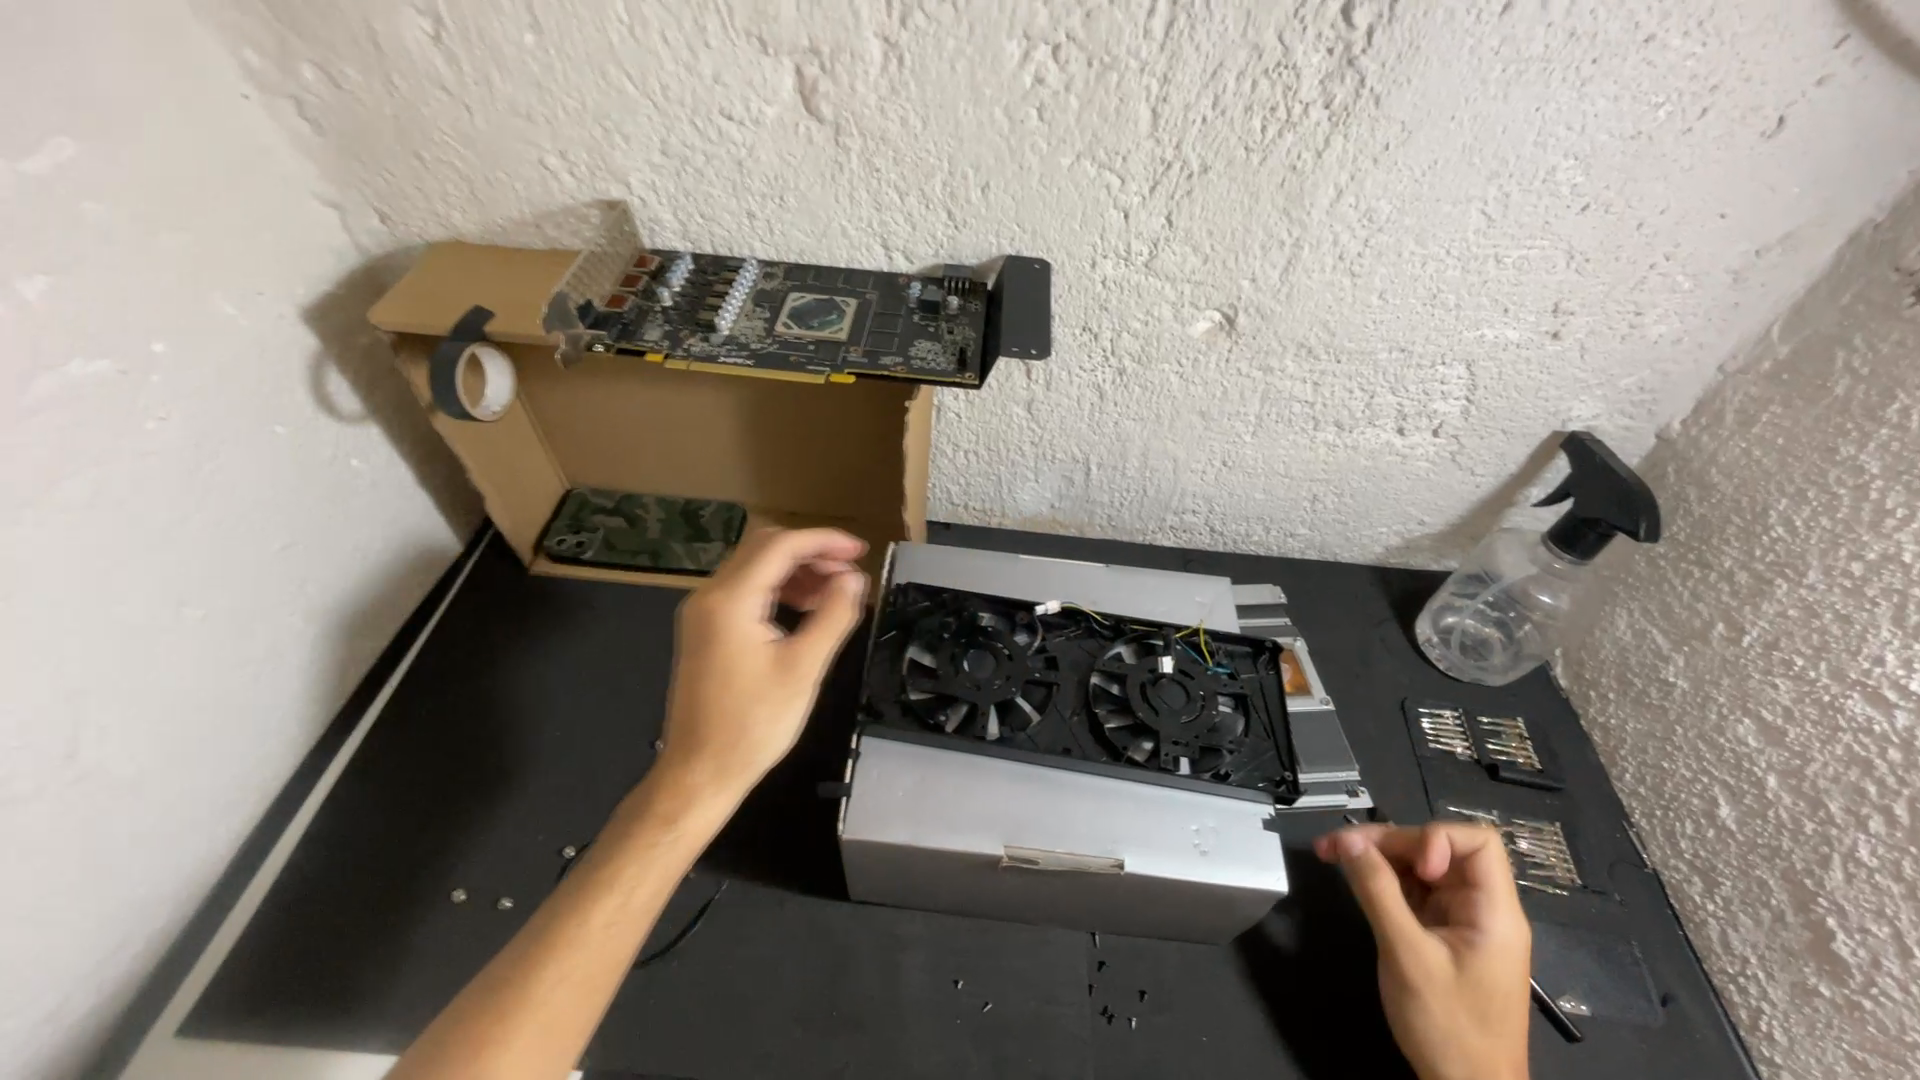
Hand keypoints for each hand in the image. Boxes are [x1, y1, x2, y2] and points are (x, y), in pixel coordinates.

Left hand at [658, 528, 868, 802]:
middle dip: (810, 552)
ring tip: (835, 592)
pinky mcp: (706, 632)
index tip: (861, 551)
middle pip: (763, 548)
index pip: (780, 546)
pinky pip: (744, 592)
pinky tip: (805, 610)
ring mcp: (703, 614)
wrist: (700, 772)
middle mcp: (710, 596)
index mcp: (730, 600)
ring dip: (796, 571)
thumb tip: (855, 579)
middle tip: (850, 571)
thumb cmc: (753, 725)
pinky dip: (777, 590)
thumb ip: (832, 616)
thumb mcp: (803, 669)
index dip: (824, 541)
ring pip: (754, 569)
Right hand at [1315, 824, 1531, 1079]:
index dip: (1436, 838)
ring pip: (1421, 868)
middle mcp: (1481, 909)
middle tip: (1338, 847)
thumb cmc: (1447, 1026)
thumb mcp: (1407, 956)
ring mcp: (1461, 922)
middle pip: (1440, 850)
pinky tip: (1353, 878)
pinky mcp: (1441, 936)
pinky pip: (1413, 892)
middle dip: (1389, 842)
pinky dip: (1382, 881)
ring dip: (1379, 857)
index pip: (1478, 842)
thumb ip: (1378, 893)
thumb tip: (1350, 842)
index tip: (1406, 864)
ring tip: (1334, 855)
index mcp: (1493, 911)